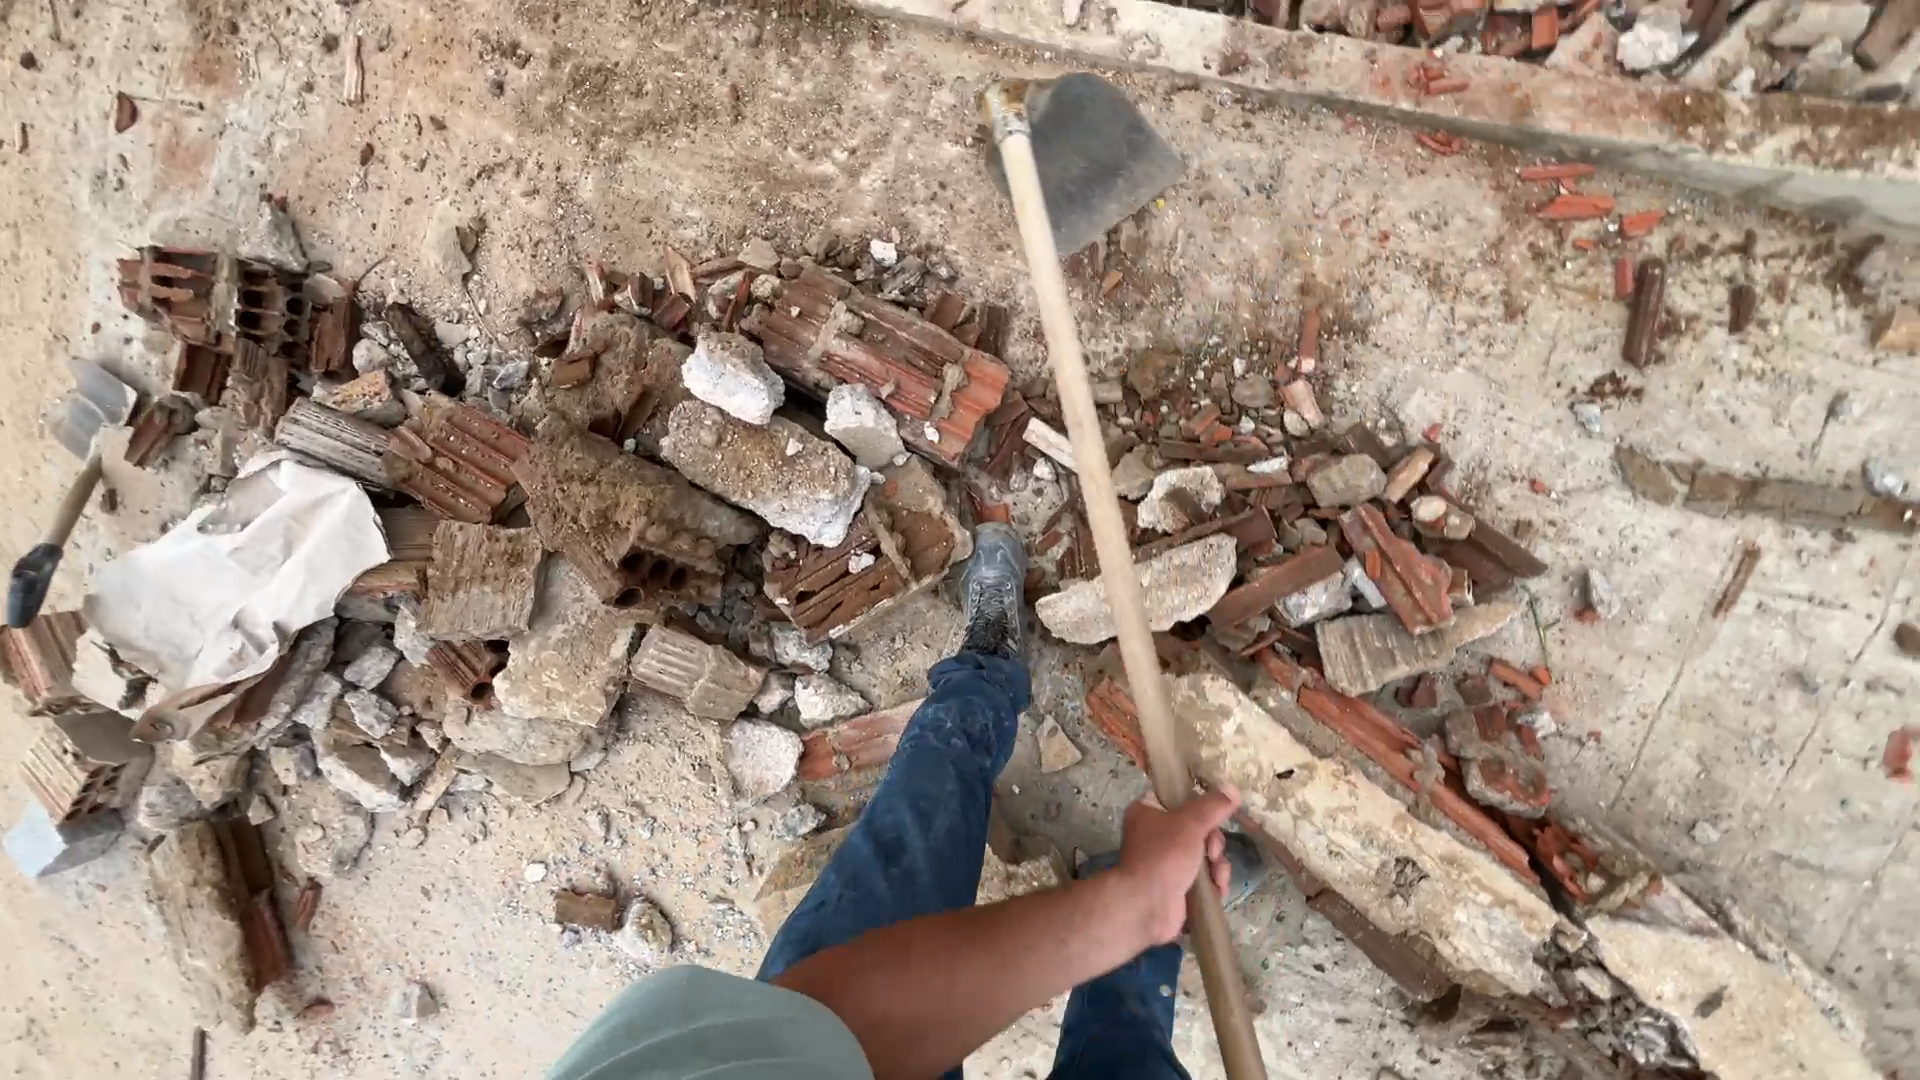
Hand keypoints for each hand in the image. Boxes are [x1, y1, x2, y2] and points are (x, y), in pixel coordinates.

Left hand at [1111, 784, 1241, 946]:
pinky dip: (1213, 883)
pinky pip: (1204, 877)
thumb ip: (1212, 806)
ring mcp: (1167, 861)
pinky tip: (1217, 889)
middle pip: (1198, 828)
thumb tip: (1232, 787)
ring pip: (1204, 854)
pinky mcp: (1178, 885)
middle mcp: (1155, 833)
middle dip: (1213, 843)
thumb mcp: (1190, 823)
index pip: (1179, 799)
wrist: (1147, 904)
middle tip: (1211, 852)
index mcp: (1148, 810)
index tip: (1215, 816)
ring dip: (1217, 865)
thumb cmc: (1163, 854)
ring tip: (1216, 876)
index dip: (1200, 807)